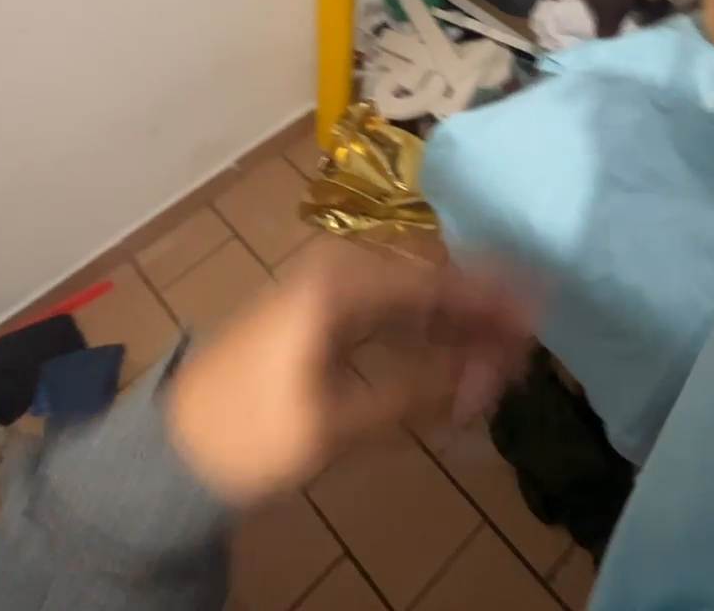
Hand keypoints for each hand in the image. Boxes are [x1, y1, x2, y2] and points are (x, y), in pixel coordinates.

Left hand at [166, 251, 532, 503]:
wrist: (173, 445)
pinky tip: (457, 351)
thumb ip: (415, 392)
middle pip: (434, 279)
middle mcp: (343, 268)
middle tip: (525, 343)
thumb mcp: (333, 424)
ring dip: (461, 322)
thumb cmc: (248, 433)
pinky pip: (397, 307)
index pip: (437, 282)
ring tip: (502, 352)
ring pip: (419, 292)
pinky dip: (430, 329)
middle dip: (483, 311)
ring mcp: (335, 283)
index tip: (539, 311)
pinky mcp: (331, 305)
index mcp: (341, 284)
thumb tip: (485, 375)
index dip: (492, 299)